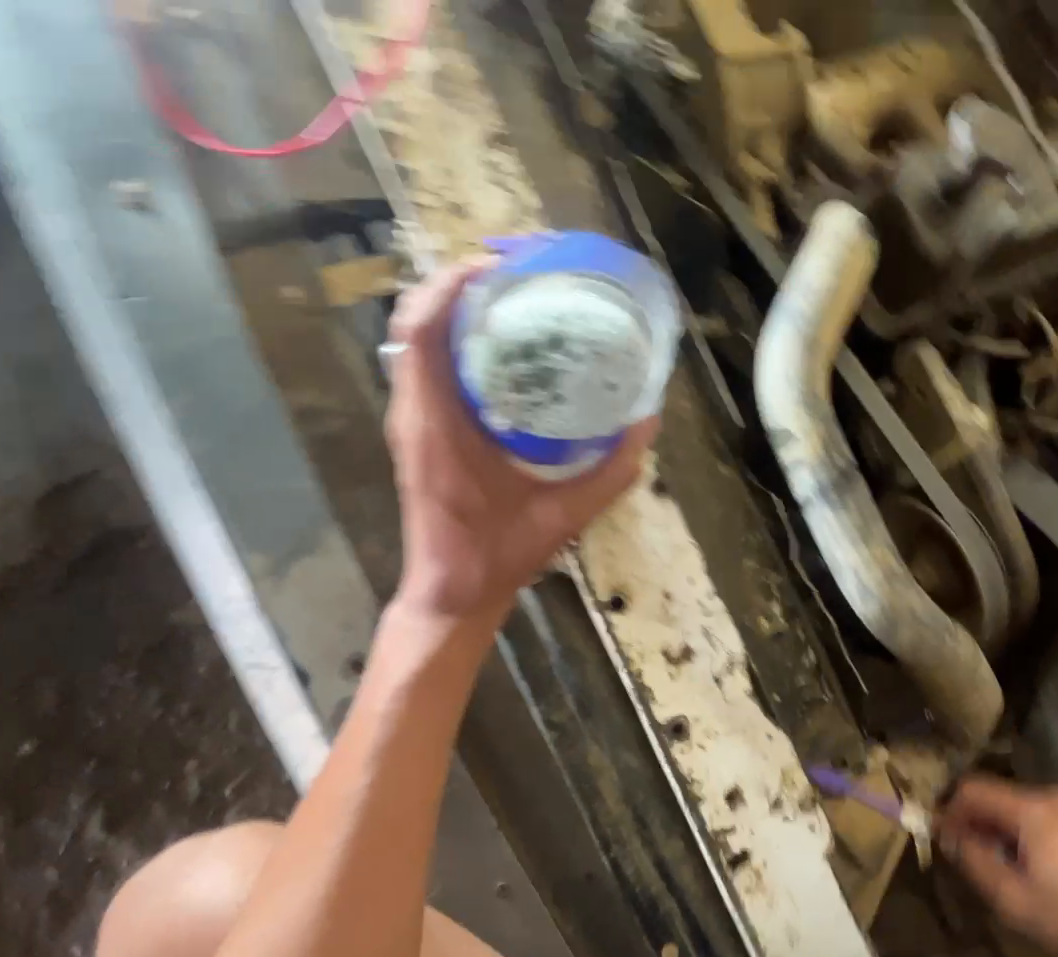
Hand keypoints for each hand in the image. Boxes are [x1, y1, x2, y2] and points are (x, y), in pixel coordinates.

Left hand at [384, 261, 657, 619]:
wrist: (450, 592)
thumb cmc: (499, 554)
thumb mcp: (566, 513)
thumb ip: (611, 470)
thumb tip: (647, 421)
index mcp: (436, 423)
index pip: (423, 328)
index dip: (453, 282)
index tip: (501, 263)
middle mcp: (413, 411)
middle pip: (413, 319)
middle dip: (457, 281)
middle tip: (515, 270)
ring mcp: (410, 420)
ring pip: (414, 339)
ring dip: (453, 306)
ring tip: (509, 294)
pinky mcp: (417, 431)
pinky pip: (424, 364)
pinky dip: (453, 338)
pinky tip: (501, 345)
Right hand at [939, 776, 1057, 956]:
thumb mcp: (1009, 896)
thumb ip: (973, 859)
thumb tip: (947, 834)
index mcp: (1031, 808)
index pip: (973, 789)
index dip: (949, 810)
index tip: (936, 839)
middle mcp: (1049, 797)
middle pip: (992, 795)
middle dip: (970, 821)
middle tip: (958, 858)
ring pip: (1009, 807)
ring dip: (991, 830)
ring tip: (986, 868)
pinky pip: (1030, 817)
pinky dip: (1012, 834)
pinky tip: (1015, 868)